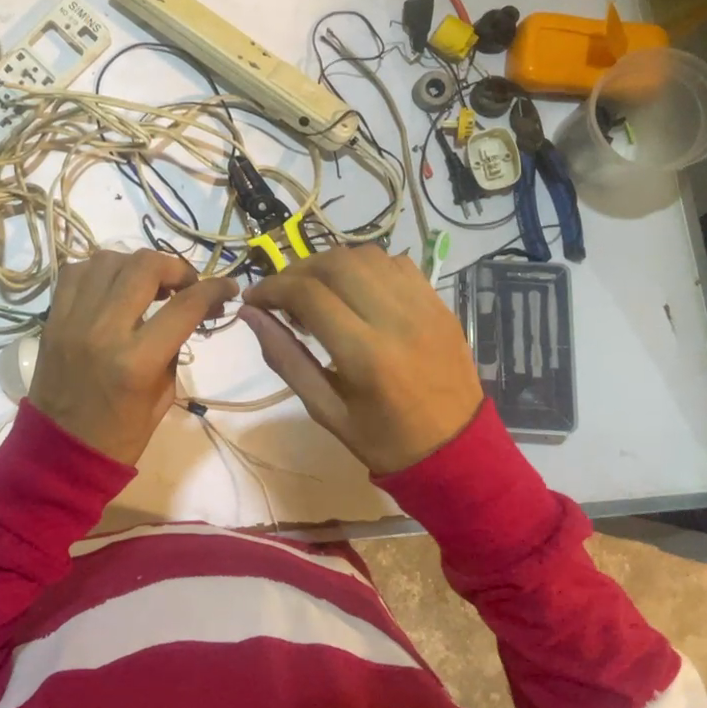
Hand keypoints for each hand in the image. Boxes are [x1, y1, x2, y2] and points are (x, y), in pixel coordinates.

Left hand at [27, 250, 238, 464]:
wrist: (58, 452)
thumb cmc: (118, 436)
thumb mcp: (162, 398)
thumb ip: (173, 350)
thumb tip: (185, 313)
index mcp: (136, 361)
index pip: (185, 306)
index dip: (214, 290)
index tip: (227, 288)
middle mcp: (103, 331)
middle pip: (144, 267)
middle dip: (175, 268)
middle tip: (184, 285)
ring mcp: (72, 321)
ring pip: (108, 260)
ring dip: (135, 265)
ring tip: (147, 284)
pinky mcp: (52, 320)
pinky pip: (75, 272)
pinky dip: (99, 270)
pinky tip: (112, 286)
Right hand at [241, 245, 482, 472]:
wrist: (456, 451)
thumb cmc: (383, 440)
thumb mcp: (325, 410)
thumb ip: (285, 358)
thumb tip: (250, 314)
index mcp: (365, 355)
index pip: (308, 294)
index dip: (272, 288)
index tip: (253, 299)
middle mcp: (396, 320)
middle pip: (336, 264)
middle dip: (297, 271)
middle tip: (282, 294)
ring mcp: (423, 307)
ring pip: (367, 256)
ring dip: (330, 264)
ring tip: (316, 290)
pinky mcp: (439, 304)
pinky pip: (397, 264)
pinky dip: (366, 267)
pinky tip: (355, 291)